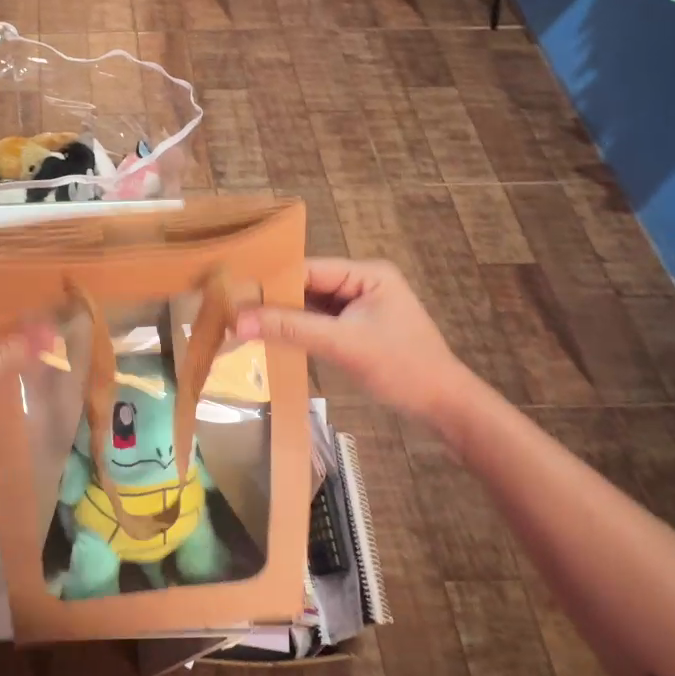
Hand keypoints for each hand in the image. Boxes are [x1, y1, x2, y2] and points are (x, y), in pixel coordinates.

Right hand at [236, 258, 481, 423]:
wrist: (443, 406)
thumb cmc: (401, 367)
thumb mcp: (342, 345)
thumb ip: (290, 328)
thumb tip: (238, 320)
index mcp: (367, 273)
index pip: (308, 269)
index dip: (271, 280)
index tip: (232, 290)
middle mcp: (362, 283)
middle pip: (306, 286)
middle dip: (273, 300)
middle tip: (230, 309)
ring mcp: (359, 308)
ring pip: (309, 306)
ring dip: (282, 317)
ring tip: (241, 322)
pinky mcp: (355, 330)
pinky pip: (317, 324)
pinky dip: (296, 330)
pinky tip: (268, 337)